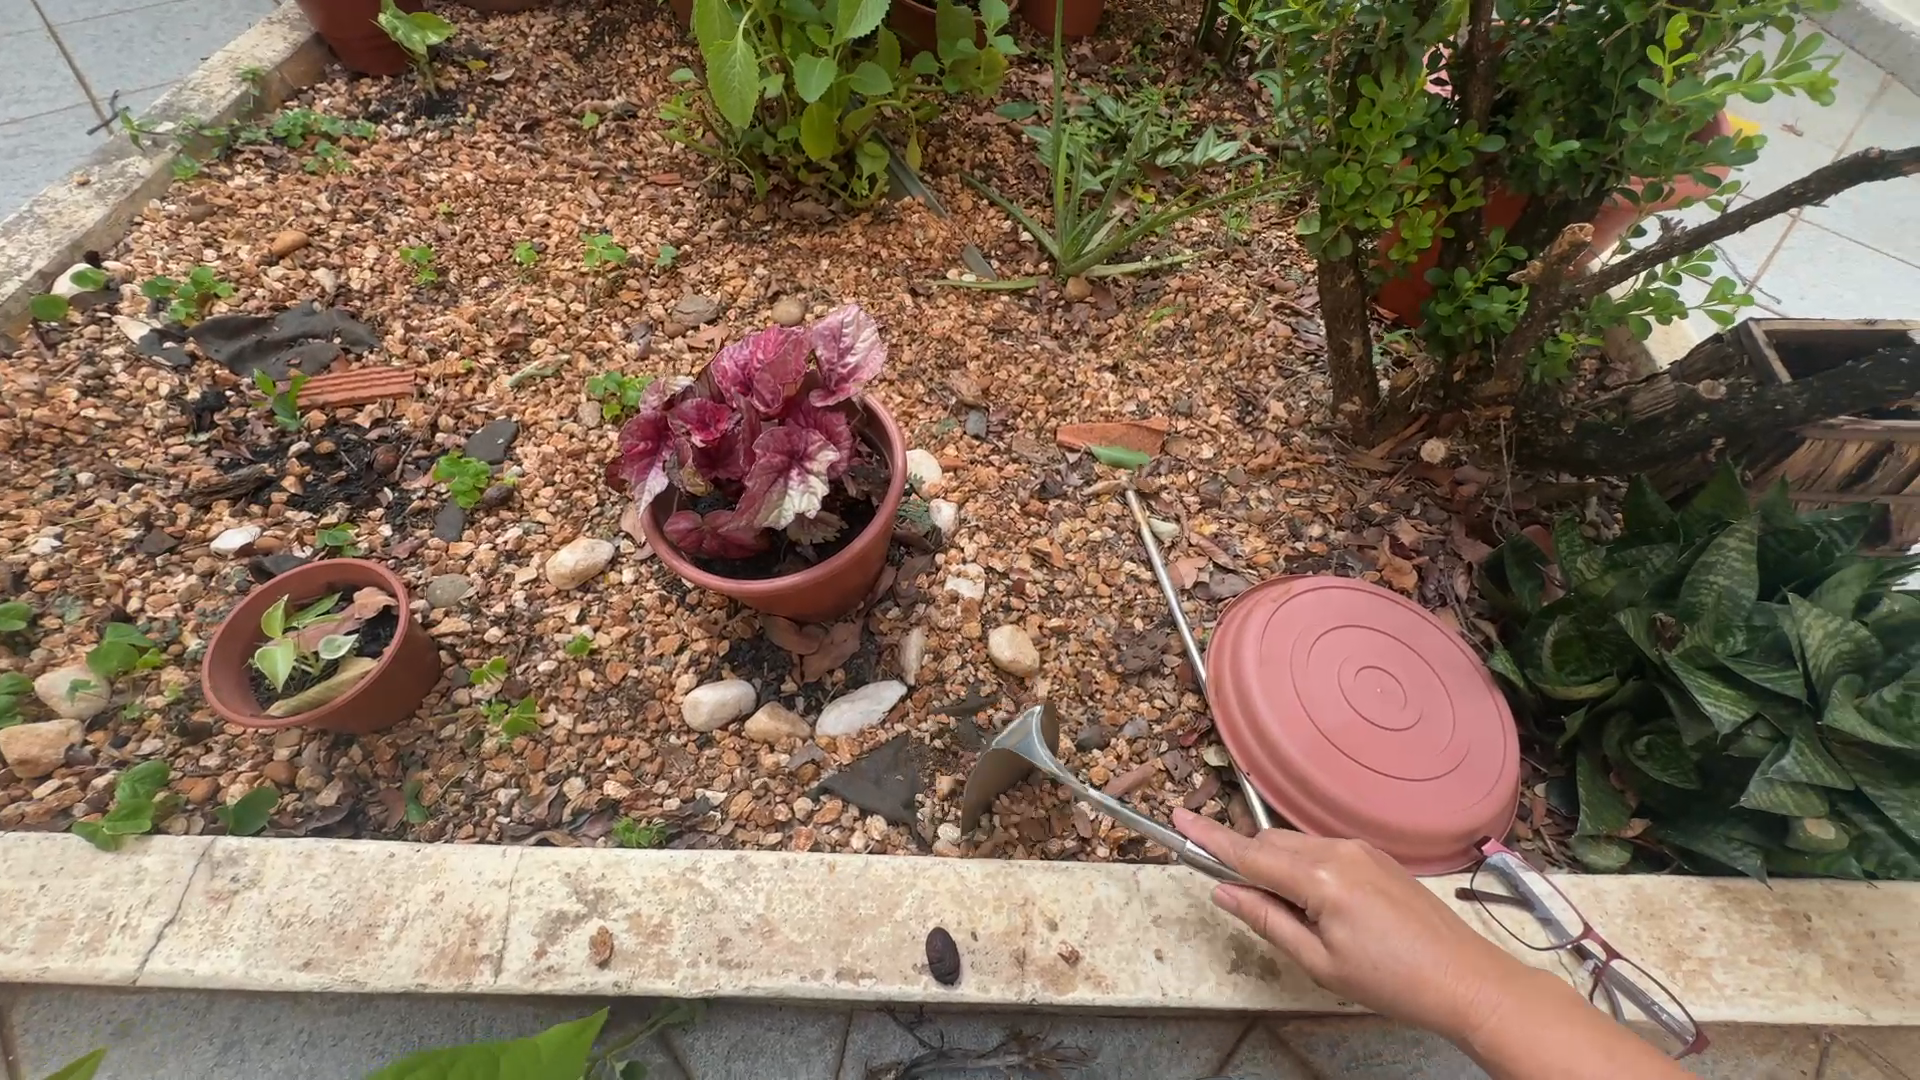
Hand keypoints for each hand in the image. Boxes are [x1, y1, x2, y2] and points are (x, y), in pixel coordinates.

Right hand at [1174, 808, 1533, 1042]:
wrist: (1470, 980)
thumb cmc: (1392, 982)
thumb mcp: (1320, 963)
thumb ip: (1266, 919)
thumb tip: (1224, 890)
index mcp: (1318, 879)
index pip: (1248, 853)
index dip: (1208, 837)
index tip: (1177, 816)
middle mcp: (1335, 849)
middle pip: (1269, 842)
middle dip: (1246, 859)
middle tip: (1239, 893)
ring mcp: (1358, 847)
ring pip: (1294, 844)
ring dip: (1276, 864)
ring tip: (1292, 911)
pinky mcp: (1374, 853)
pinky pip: (1320, 849)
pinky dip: (1303, 865)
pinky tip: (1321, 902)